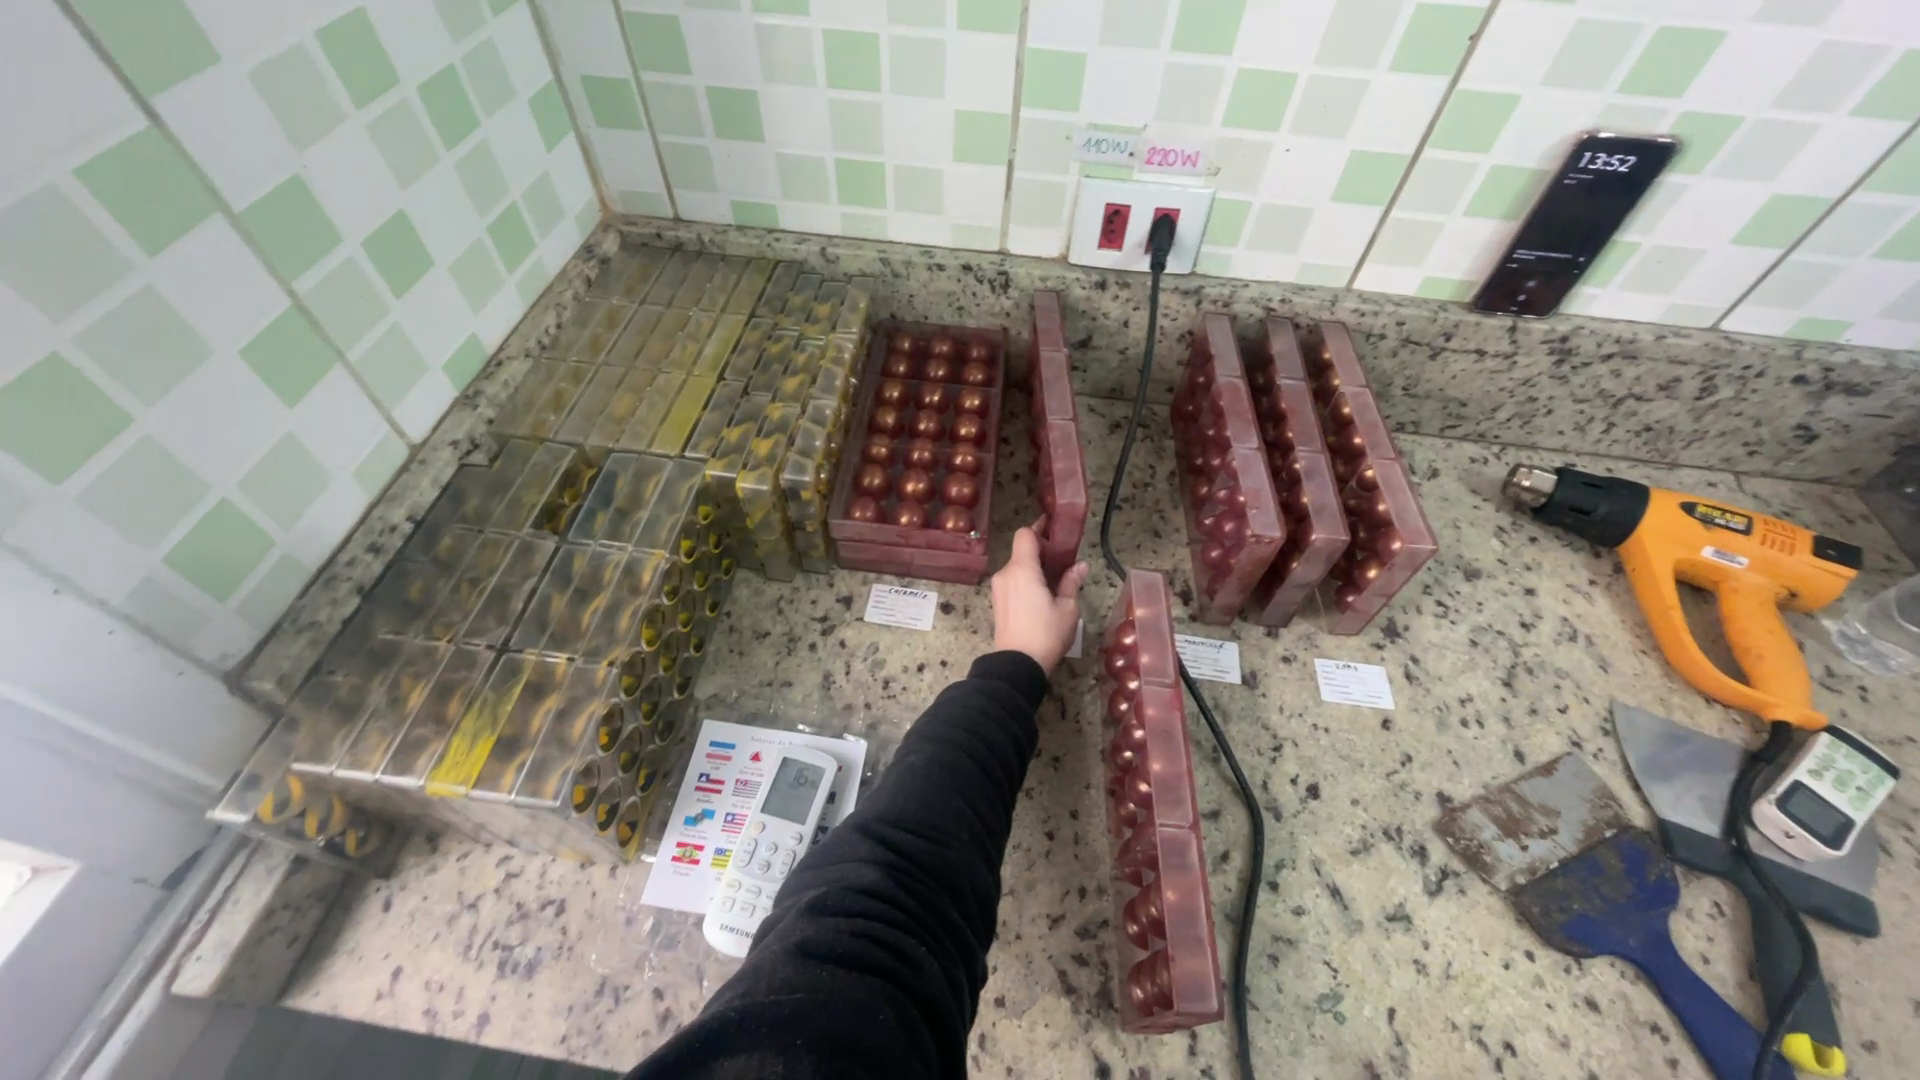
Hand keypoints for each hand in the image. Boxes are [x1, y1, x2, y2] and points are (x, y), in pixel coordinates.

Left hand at [991, 517, 1088, 675]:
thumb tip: (1081, 566)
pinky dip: (1026, 581)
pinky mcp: (997, 603)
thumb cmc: (1046, 634)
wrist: (1017, 665)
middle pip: (1021, 551)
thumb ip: (1071, 582)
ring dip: (1033, 568)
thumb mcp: (1067, 608)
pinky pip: (1012, 582)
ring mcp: (998, 589)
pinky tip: (1042, 595)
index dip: (1040, 529)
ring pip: (1016, 567)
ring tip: (1055, 580)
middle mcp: (1005, 574)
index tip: (1055, 532)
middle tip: (1063, 559)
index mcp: (1022, 569)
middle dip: (1041, 551)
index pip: (1025, 534)